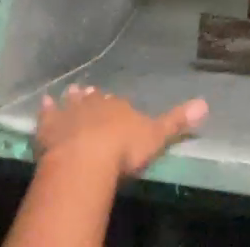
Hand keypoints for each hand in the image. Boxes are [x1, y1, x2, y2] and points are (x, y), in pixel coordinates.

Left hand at [37, 85, 206, 174]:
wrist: (85, 160)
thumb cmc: (123, 149)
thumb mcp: (156, 136)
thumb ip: (177, 121)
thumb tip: (206, 102)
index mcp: (121, 107)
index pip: (120, 102)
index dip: (117, 104)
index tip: (115, 100)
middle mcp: (96, 104)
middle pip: (96, 99)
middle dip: (94, 97)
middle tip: (91, 91)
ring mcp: (71, 114)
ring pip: (73, 102)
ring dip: (73, 98)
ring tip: (72, 90)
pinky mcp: (49, 128)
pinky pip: (47, 115)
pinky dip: (46, 109)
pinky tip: (44, 101)